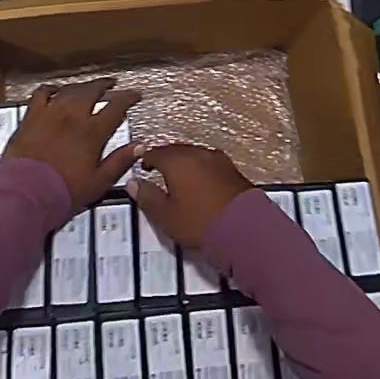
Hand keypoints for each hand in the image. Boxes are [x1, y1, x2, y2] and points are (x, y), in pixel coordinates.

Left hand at [4, 78, 140, 207]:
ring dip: (81, 86)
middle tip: (111, 84)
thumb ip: (121, 161)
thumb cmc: (61, 192)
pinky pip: (41, 94)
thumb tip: (139, 147)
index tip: (134, 95)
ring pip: (69, 90)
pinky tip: (53, 90)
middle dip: (105, 85)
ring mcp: (50, 115)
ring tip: (87, 86)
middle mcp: (72, 118)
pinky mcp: (30, 118)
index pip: (116, 107)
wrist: (23, 194)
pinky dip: (50, 89)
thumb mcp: (99, 181)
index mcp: (92, 132)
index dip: (128, 98)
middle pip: (92, 91)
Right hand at [129, 145, 252, 249]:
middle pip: (176, 150)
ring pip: (194, 155)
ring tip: (177, 177)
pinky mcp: (233, 170)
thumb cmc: (200, 222)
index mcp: (178, 161)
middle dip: (165, 158)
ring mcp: (218, 160)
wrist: (245, 228)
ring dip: (184, 162)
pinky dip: (200, 168)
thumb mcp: (166, 215)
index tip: (142, 167)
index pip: (156, 153)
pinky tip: (199, 181)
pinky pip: (209, 163)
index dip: (146, 159)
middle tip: (157, 170)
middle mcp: (198, 154)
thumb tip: (134, 183)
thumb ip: (148, 197)